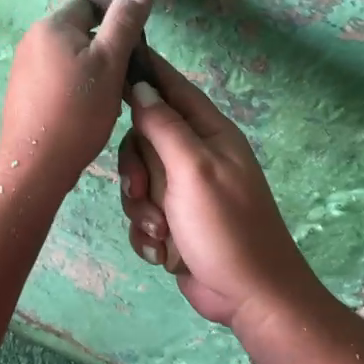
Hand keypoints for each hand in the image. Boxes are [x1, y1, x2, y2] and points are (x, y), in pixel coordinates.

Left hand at [0, 0, 155, 188]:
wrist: (36, 166)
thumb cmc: (77, 111)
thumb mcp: (111, 63)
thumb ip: (126, 21)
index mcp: (51, 25)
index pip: (91, 8)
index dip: (114, 27)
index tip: (128, 56)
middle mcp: (31, 38)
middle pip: (79, 32)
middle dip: (101, 52)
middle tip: (119, 83)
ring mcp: (22, 66)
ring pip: (68, 57)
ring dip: (88, 72)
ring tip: (101, 102)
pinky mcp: (21, 91)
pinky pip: (54, 78)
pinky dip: (70, 89)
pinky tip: (81, 114)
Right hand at [117, 49, 316, 326]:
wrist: (252, 300)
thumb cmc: (227, 227)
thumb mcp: (192, 169)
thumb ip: (163, 125)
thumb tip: (140, 84)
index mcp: (208, 132)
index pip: (170, 86)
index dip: (143, 71)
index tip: (111, 63)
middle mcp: (195, 153)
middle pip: (142, 136)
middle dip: (134, 167)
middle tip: (141, 191)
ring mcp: (184, 188)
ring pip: (137, 177)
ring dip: (140, 206)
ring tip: (159, 231)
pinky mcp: (174, 220)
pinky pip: (142, 210)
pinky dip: (145, 231)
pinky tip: (161, 250)